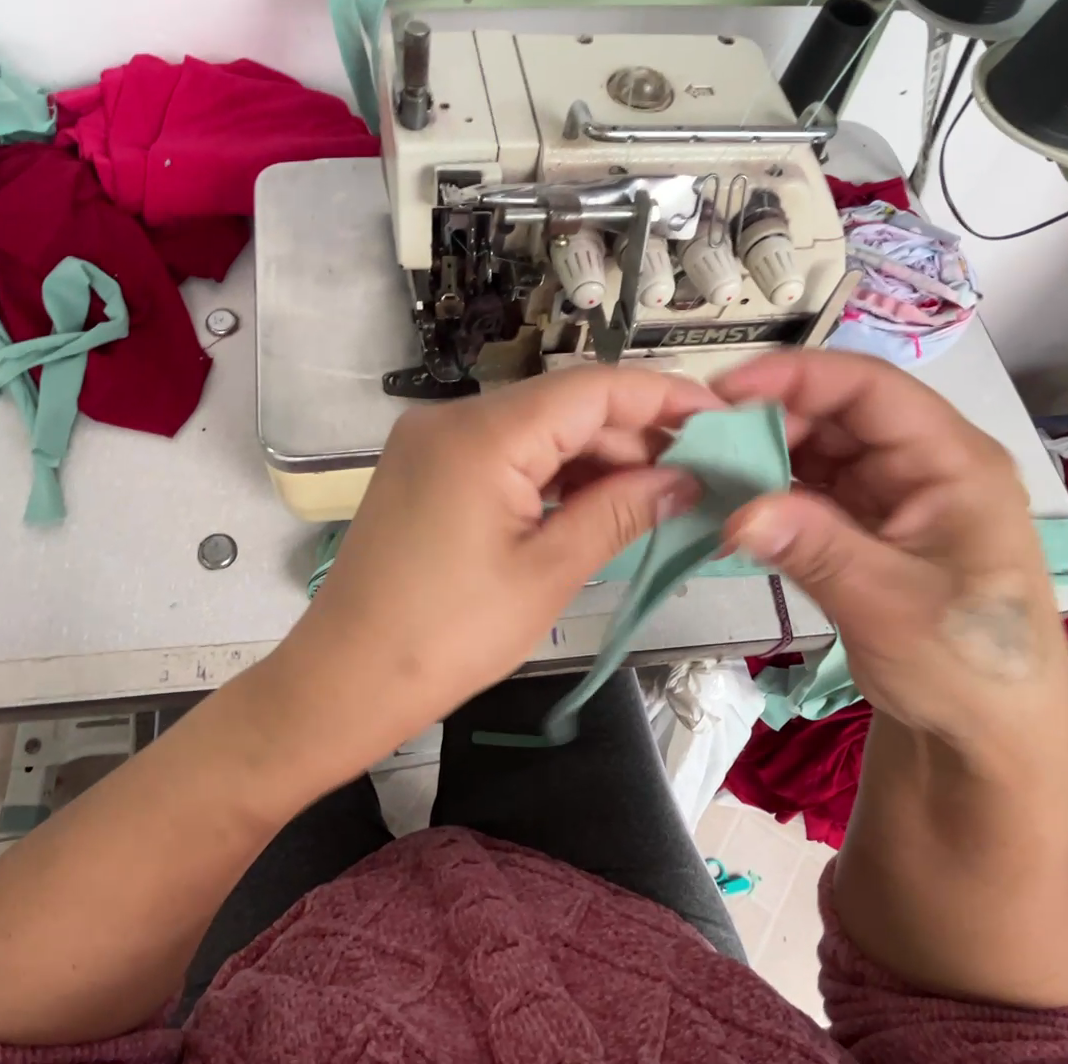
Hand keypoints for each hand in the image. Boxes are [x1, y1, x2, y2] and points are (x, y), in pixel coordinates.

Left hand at [272, 365, 719, 763]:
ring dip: (593, 460)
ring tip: (655, 496)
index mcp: (482, 433)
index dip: (664, 400)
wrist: (346, 679)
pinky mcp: (424, 471)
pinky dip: (550, 476)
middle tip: (696, 477)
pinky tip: (594, 503)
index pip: (593, 388)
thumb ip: (621, 510)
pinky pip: (502, 456)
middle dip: (632, 438)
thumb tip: (686, 479)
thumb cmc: (448, 636)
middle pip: (563, 406)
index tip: (721, 423)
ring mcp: (431, 443)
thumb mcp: (549, 572)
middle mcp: (450, 418)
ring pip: (534, 431)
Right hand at [713, 350, 1067, 748]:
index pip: (870, 390)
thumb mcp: (889, 604)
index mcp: (951, 462)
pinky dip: (768, 498)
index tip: (721, 393)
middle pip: (835, 417)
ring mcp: (889, 498)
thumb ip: (815, 549)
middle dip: (766, 422)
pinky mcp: (863, 530)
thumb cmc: (964, 664)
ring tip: (702, 475)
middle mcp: (920, 466)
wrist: (982, 734)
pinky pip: (808, 494)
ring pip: (815, 453)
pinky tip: (727, 510)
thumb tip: (736, 511)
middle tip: (698, 444)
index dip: (796, 378)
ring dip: (761, 459)